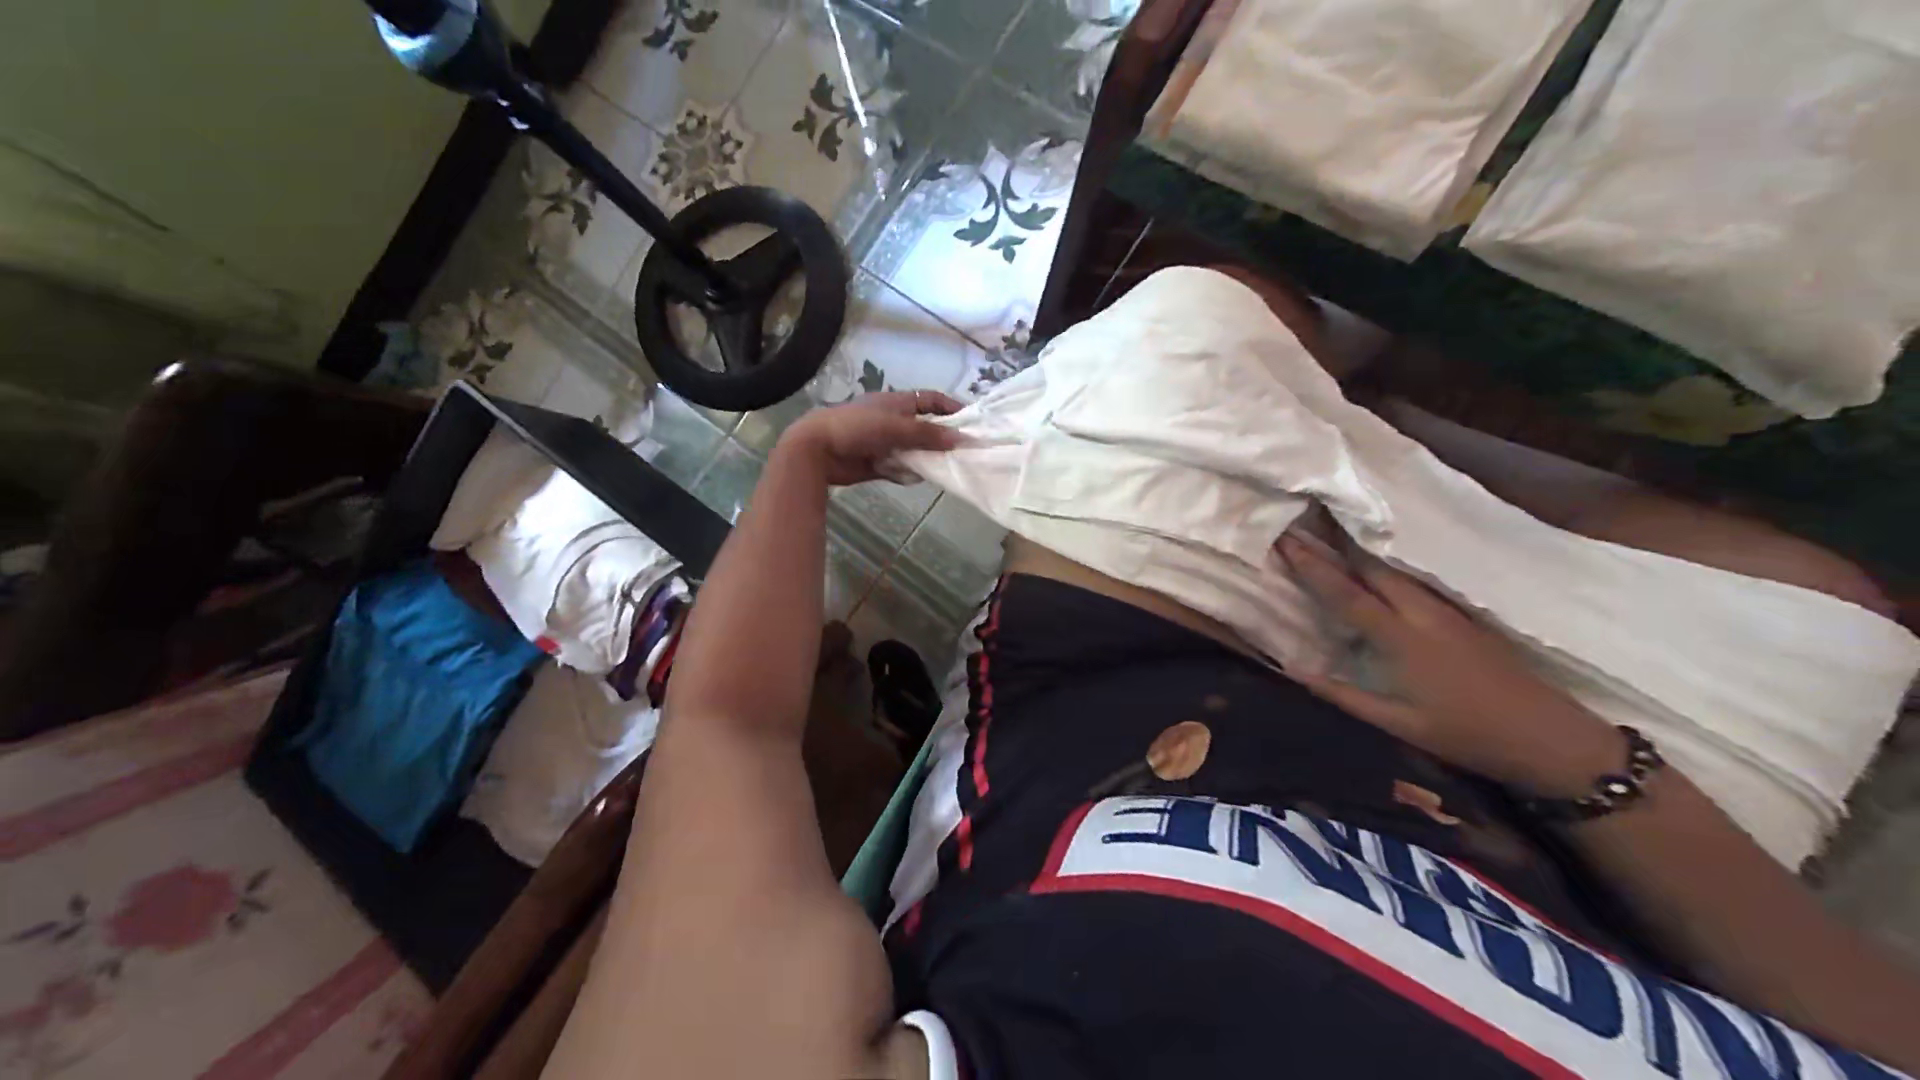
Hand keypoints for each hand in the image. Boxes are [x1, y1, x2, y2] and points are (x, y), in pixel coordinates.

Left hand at [780, 390, 962, 486]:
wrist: (817, 450)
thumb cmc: (856, 427)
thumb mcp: (895, 427)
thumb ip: (928, 434)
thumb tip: (961, 439)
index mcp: (897, 403)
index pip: (931, 400)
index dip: (951, 407)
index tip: (972, 421)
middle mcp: (893, 421)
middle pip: (925, 428)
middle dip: (942, 438)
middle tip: (963, 452)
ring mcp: (884, 443)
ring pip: (914, 450)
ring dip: (926, 458)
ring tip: (945, 468)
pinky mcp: (877, 463)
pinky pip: (900, 468)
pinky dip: (908, 473)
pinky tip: (917, 478)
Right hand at [1276, 532, 1624, 797]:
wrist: (1550, 737)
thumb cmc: (1466, 734)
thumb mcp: (1398, 724)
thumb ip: (1344, 695)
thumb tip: (1294, 672)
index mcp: (1401, 640)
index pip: (1346, 594)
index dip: (1313, 566)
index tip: (1286, 540)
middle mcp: (1422, 615)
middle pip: (1372, 568)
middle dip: (1335, 544)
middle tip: (1304, 524)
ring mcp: (1447, 611)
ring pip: (1397, 570)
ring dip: (1362, 550)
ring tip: (1334, 533)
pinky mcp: (1464, 615)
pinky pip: (1416, 581)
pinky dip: (1388, 566)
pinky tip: (1379, 564)